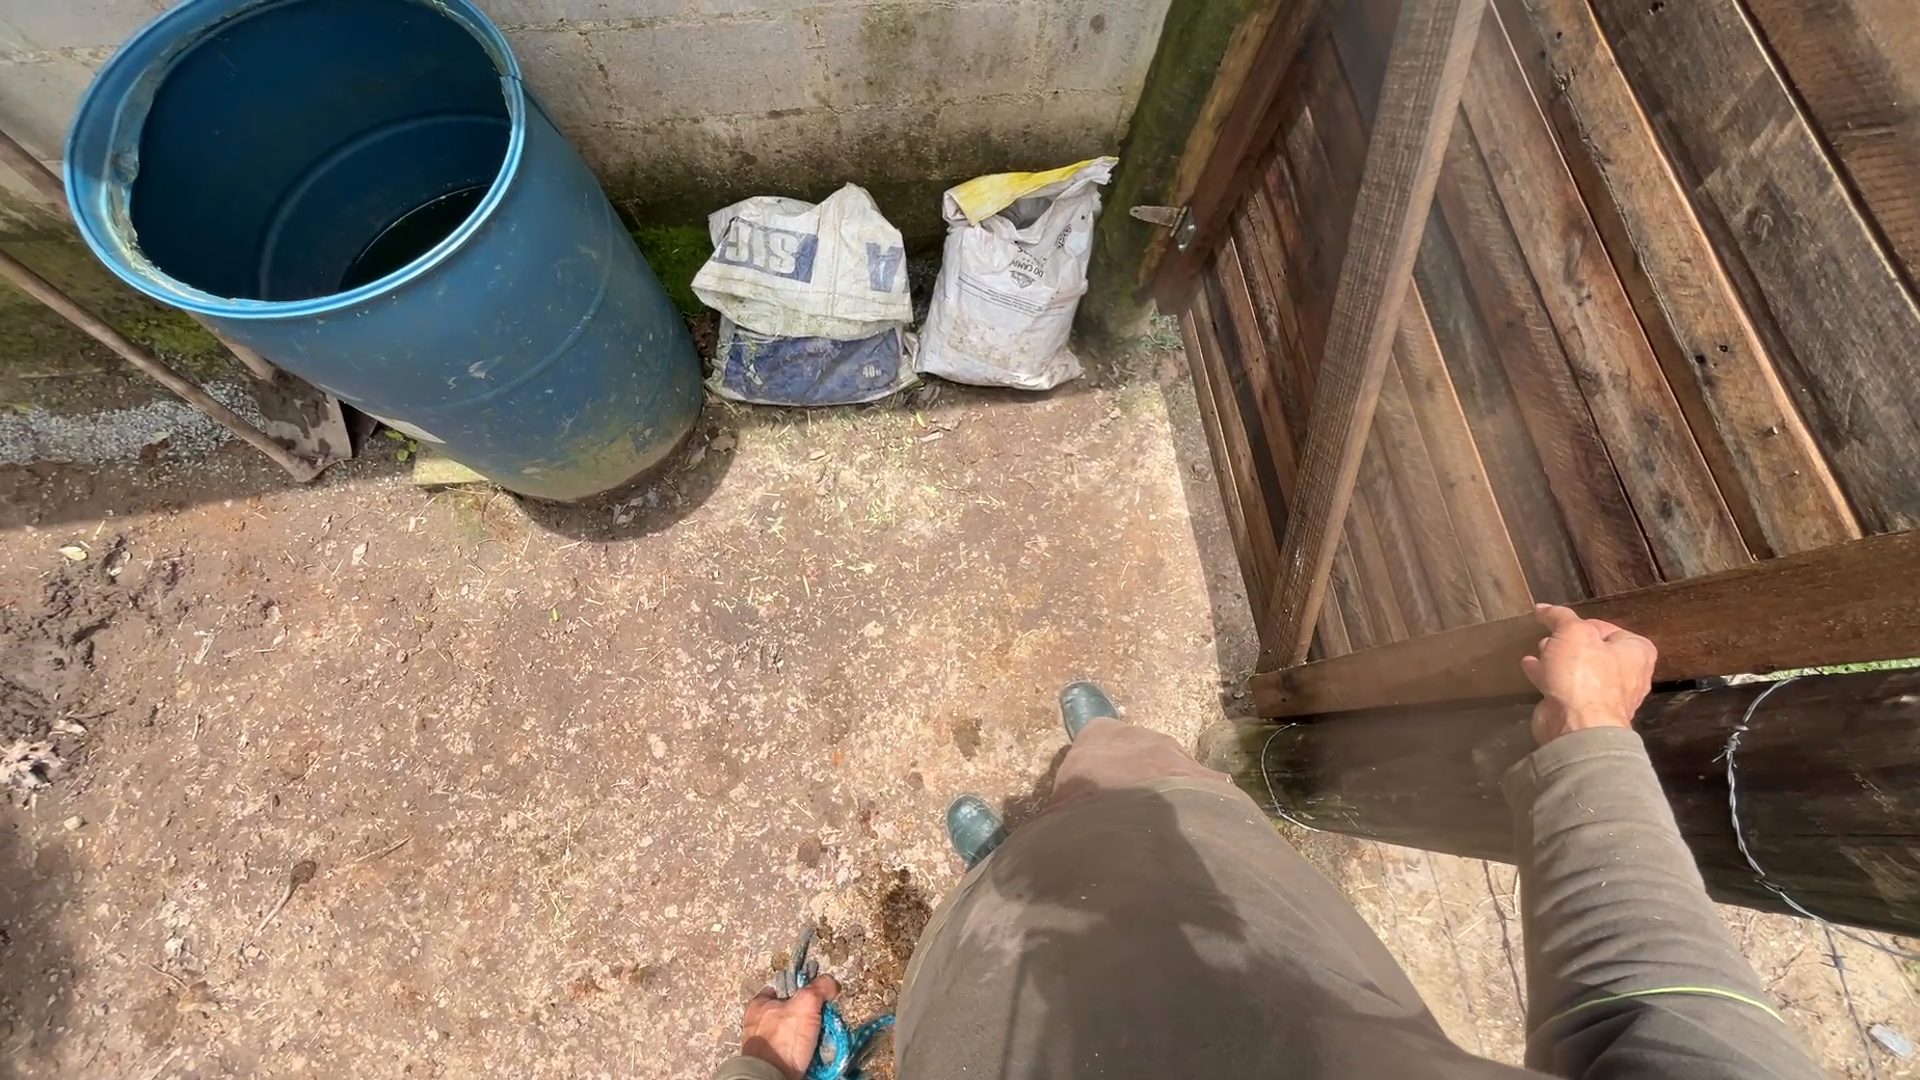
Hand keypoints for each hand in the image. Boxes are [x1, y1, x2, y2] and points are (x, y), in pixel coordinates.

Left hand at [740, 975, 837, 1079]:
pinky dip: (803, 1051)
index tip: (815, 994)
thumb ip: (819, 987)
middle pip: (789, 1011)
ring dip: (807, 1035)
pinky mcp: (771, 1064)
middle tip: (821, 1018)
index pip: (782, 987)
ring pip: (791, 1033)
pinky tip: (813, 1051)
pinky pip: (791, 1052)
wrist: (771, 1079)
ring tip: (821, 1037)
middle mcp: (758, 1024)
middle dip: (807, 1014)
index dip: (800, 988)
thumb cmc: (783, 1038)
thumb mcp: (806, 1002)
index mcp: (759, 1005)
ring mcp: (764, 1046)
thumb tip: (831, 983)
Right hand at [1520, 604, 1656, 745]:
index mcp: (1636, 653)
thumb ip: (1560, 617)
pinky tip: (1531, 667)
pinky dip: (1548, 675)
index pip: (1612, 629)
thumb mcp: (1572, 633)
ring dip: (1558, 658)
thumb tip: (1545, 608)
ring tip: (1539, 650)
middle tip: (1550, 636)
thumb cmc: (1584, 674)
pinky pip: (1564, 685)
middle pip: (1596, 650)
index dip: (1586, 623)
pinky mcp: (1582, 708)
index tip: (1562, 622)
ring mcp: (1604, 694)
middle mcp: (1627, 674)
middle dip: (1571, 642)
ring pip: (1579, 669)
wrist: (1577, 723)